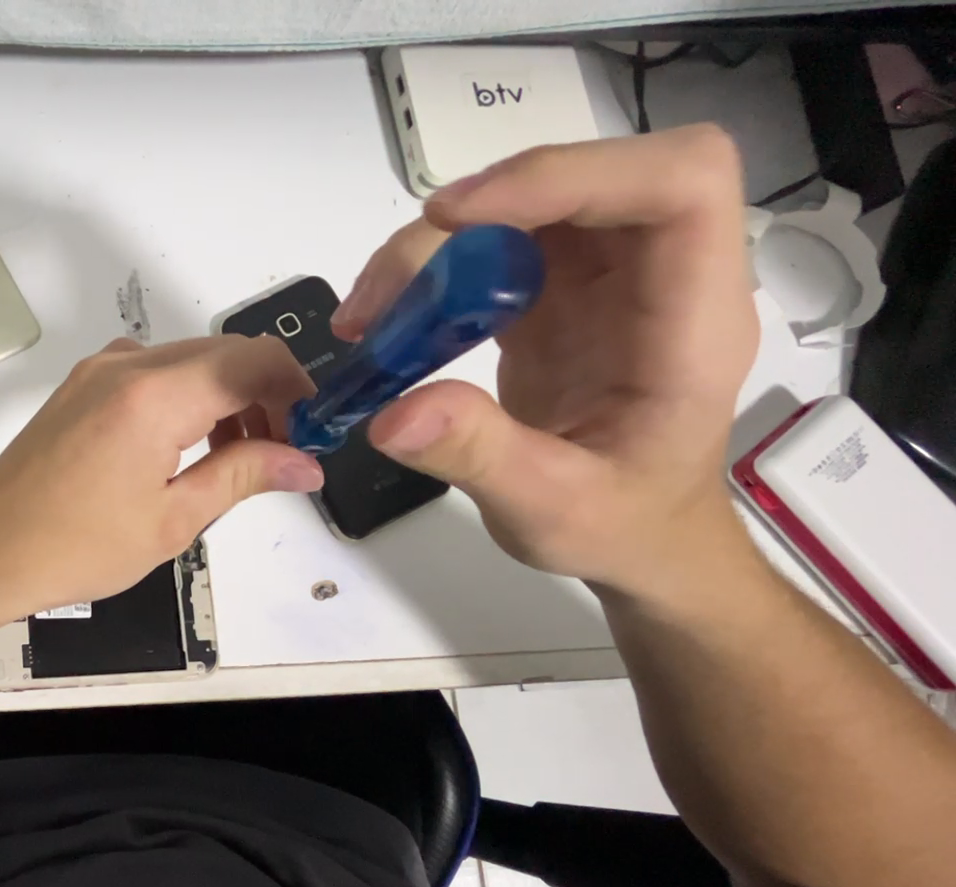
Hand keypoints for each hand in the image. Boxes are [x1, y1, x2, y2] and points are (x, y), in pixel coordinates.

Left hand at [0, 335, 321, 623]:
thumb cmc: (75, 546)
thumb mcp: (173, 520)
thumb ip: (244, 476)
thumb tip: (303, 463)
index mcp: (154, 397)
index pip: (253, 360)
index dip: (295, 389)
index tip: (309, 431)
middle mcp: (125, 367)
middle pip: (223, 354)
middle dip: (263, 395)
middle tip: (277, 453)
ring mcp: (96, 372)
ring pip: (187, 361)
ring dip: (222, 397)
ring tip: (232, 459)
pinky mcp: (79, 387)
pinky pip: (150, 373)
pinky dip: (182, 398)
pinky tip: (184, 447)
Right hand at [333, 125, 761, 596]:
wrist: (636, 538)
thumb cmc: (621, 526)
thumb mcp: (550, 509)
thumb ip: (478, 457)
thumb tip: (390, 415)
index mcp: (688, 321)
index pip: (674, 185)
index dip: (566, 178)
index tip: (454, 220)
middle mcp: (653, 281)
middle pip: (585, 183)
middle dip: (477, 214)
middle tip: (386, 289)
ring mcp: (602, 285)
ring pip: (525, 212)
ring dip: (435, 249)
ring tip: (367, 317)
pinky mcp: (554, 300)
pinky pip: (492, 253)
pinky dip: (430, 276)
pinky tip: (387, 324)